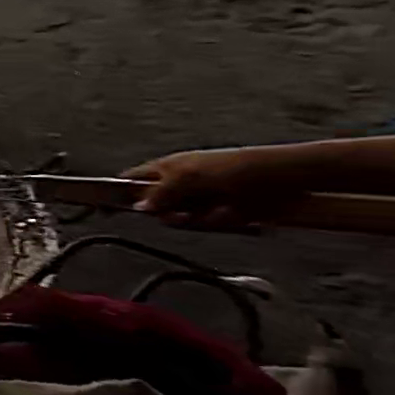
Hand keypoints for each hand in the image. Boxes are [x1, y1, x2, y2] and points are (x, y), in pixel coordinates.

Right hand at [123, 147, 296, 227]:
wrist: (291, 177)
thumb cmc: (236, 168)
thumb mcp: (190, 177)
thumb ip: (160, 191)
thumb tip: (137, 207)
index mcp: (165, 170)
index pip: (129, 182)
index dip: (116, 194)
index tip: (103, 210)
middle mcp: (179, 186)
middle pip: (156, 208)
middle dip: (172, 215)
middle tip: (187, 214)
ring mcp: (201, 200)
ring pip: (183, 220)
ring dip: (201, 220)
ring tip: (223, 211)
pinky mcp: (223, 214)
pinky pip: (210, 226)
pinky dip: (222, 223)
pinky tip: (238, 214)